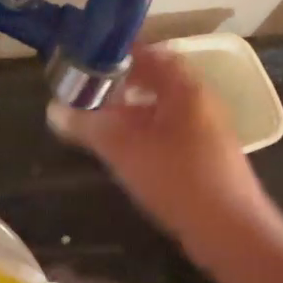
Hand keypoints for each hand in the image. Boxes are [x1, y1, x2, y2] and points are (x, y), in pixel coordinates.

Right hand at [48, 42, 273, 247]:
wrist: (229, 231)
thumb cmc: (177, 179)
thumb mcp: (124, 150)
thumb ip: (87, 126)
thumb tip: (53, 109)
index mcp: (185, 89)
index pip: (150, 53)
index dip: (118, 52)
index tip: (86, 57)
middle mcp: (199, 102)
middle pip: (155, 80)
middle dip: (120, 83)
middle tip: (86, 88)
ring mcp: (205, 129)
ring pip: (160, 107)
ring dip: (129, 110)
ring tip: (96, 119)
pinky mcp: (204, 155)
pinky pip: (167, 130)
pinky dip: (142, 131)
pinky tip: (121, 149)